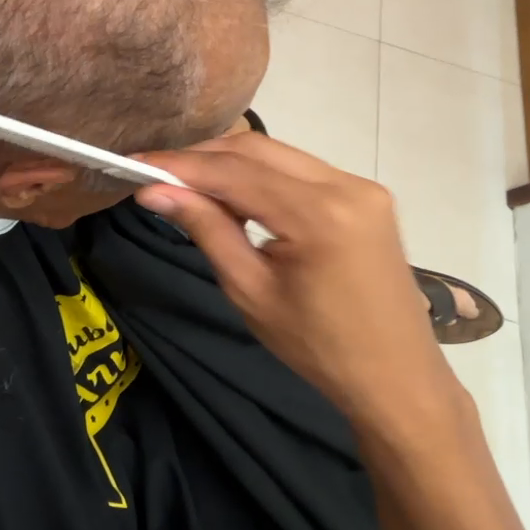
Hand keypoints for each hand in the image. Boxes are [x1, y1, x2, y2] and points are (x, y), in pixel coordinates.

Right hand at [131, 134, 460, 427]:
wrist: (396, 379)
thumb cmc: (316, 346)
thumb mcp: (248, 289)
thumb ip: (204, 228)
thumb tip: (153, 191)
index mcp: (320, 215)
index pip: (233, 172)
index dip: (178, 165)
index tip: (133, 165)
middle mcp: (346, 186)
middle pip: (254, 150)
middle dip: (200, 158)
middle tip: (154, 175)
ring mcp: (361, 187)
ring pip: (275, 154)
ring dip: (226, 163)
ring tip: (184, 185)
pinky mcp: (364, 196)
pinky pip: (297, 169)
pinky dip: (257, 174)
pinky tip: (230, 194)